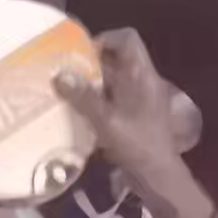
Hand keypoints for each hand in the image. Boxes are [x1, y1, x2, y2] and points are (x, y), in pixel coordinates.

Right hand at [56, 29, 213, 217]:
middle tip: (62, 70)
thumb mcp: (107, 121)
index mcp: (142, 75)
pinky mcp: (130, 114)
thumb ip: (84, 97)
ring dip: (87, 81)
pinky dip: (91, 97)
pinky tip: (72, 108)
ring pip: (109, 78)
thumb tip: (59, 74)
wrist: (158, 178)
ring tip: (61, 87)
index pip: (127, 39)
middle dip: (88, 62)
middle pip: (114, 57)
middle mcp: (141, 81)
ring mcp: (136, 98)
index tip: (80, 53)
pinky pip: (108, 96)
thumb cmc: (138, 146)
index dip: (104, 38)